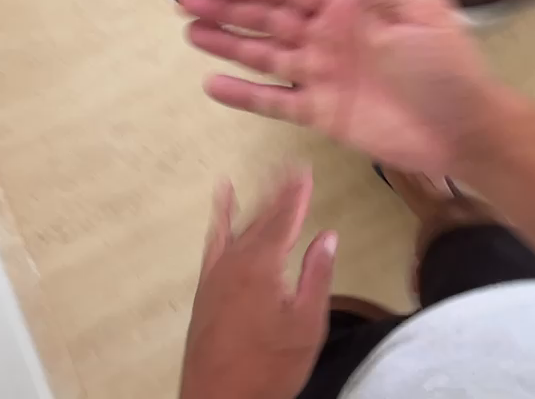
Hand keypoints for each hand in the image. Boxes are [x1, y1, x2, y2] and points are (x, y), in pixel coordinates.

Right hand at [179, 0, 506, 172]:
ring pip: (265, 54)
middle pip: (268, 16)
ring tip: (191, 32)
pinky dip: (245, 94)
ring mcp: (322, 75)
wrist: (463, 128)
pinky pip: (275, 100)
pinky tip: (213, 83)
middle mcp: (328, 36)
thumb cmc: (442, 63)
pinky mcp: (321, 113)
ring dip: (228, 43)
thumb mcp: (415, 6)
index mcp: (348, 5)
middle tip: (185, 0)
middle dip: (228, 7)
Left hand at [181, 170, 336, 398]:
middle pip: (263, 216)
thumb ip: (317, 275)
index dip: (298, 194)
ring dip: (258, 199)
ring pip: (242, 224)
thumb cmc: (269, 368)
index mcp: (264, 265)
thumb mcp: (306, 326)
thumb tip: (328, 235)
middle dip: (280, 190)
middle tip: (294, 166)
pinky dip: (220, 215)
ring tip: (270, 174)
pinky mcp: (206, 286)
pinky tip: (223, 198)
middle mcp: (237, 260)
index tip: (306, 170)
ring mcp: (218, 272)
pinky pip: (215, 239)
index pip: (285, 218)